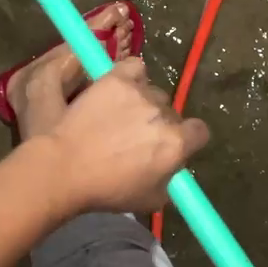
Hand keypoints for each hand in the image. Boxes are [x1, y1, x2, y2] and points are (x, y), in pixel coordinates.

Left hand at [29, 57, 209, 216]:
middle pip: (170, 111)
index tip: (174, 143)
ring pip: (152, 91)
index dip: (188, 137)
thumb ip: (169, 177)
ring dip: (142, 101)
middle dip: (159, 121)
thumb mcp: (152, 200)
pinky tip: (120, 87)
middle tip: (136, 133)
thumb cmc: (108, 189)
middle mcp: (162, 114)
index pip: (200, 131)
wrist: (67, 165)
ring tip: (120, 112)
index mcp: (176, 143)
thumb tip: (170, 164)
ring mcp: (139, 93)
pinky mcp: (116, 78)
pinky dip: (132, 75)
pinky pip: (135, 66)